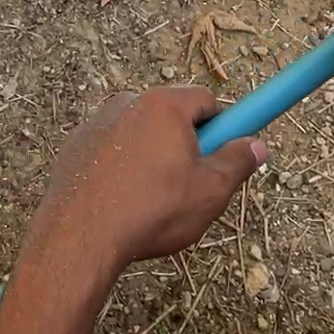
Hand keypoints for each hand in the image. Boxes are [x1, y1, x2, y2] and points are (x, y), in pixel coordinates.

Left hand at [32, 88, 267, 272]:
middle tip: (192, 183)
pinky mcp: (76, 144)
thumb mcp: (210, 190)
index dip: (223, 126)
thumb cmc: (153, 209)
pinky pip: (111, 148)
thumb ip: (237, 162)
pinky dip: (122, 165)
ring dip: (153, 155)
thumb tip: (256, 145)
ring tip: (154, 198)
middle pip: (170, 115)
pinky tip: (123, 199)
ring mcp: (96, 122)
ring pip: (140, 133)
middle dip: (186, 143)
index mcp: (163, 105)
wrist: (81, 233)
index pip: (205, 100)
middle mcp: (127, 103)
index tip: (229, 151)